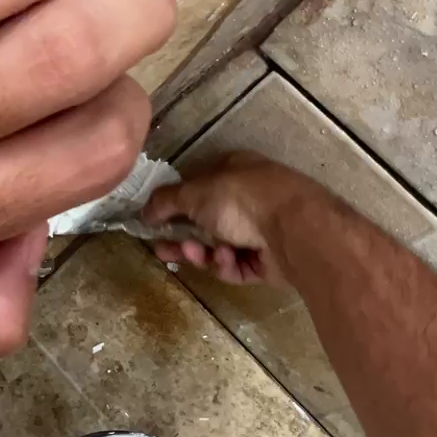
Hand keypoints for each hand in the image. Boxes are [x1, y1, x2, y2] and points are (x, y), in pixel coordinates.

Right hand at [141, 151, 313, 285]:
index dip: (173, 204)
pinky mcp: (269, 261)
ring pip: (218, 247)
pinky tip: (227, 259)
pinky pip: (237, 266)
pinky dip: (227, 265)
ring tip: (196, 254)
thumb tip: (142, 212)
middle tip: (163, 250)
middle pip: (204, 221)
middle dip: (182, 237)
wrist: (294, 230)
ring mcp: (260, 230)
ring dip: (202, 252)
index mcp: (232, 171)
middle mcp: (247, 198)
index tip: (153, 221)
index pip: (196, 186)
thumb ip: (164, 202)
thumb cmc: (240, 199)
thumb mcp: (193, 193)